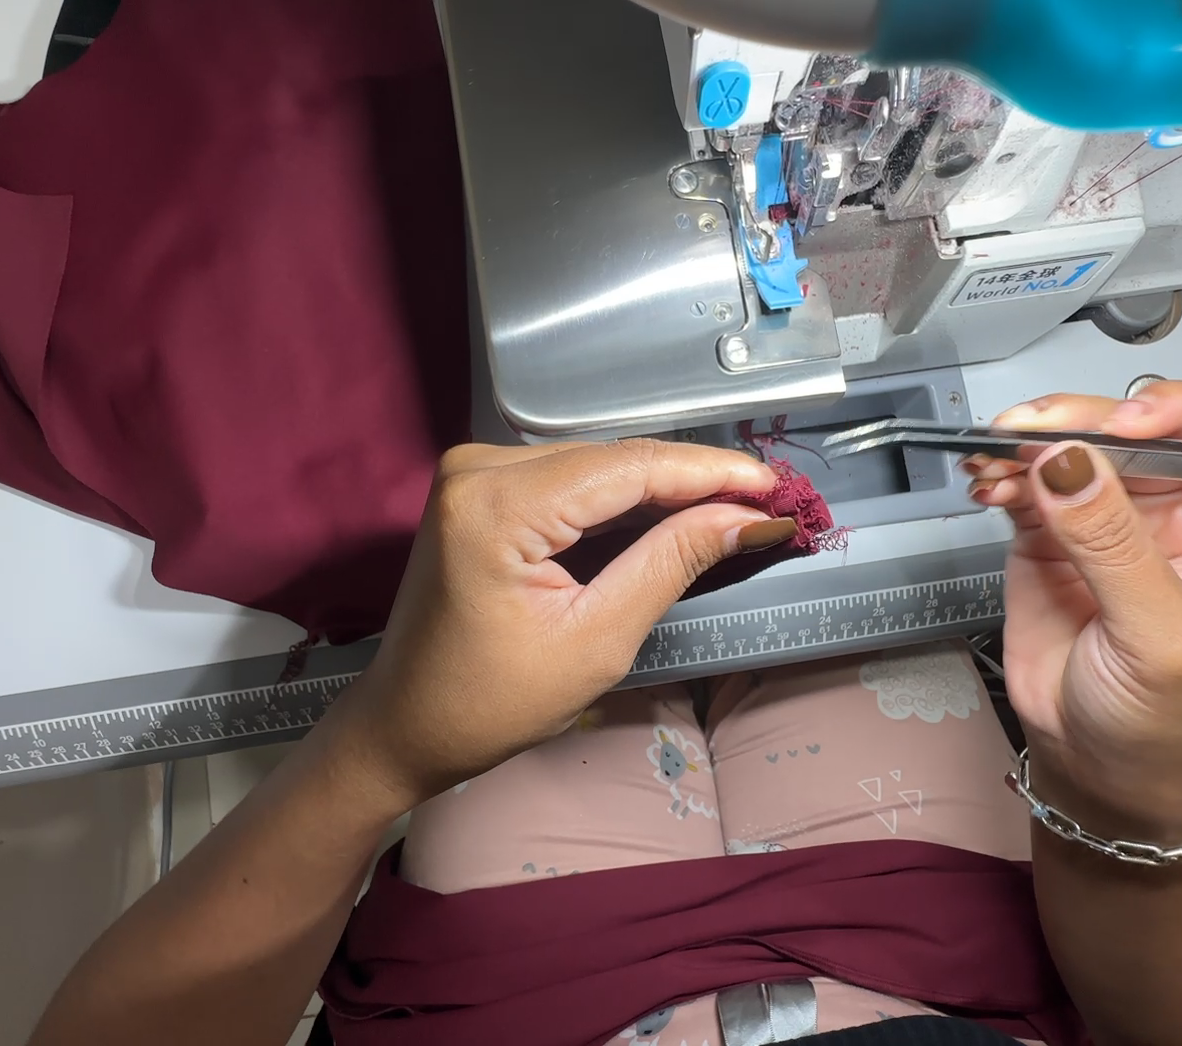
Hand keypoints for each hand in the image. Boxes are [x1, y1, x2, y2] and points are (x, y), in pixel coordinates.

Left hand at [330, 440, 792, 803]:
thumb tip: (745, 519)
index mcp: (497, 505)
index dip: (710, 473)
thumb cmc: (493, 703)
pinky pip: (570, 480)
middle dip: (692, 481)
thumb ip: (670, 564)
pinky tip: (670, 513)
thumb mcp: (596, 641)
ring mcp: (475, 471)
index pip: (628, 467)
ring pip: (596, 465)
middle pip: (613, 459)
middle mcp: (480, 467)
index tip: (774, 487)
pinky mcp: (481, 486)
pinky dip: (622, 499)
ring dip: (662, 488)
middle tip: (762, 505)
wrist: (407, 722)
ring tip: (731, 509)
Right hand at [966, 382, 1181, 826]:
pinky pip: (1027, 480)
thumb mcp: (1161, 638)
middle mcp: (1181, 508)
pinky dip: (1000, 474)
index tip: (1122, 424)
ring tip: (991, 462)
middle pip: (1136, 429)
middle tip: (1026, 431)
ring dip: (1027, 443)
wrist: (1089, 753)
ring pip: (1074, 446)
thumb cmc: (1160, 715)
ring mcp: (1109, 516)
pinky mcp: (1051, 530)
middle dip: (1079, 421)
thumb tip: (1067, 462)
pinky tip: (984, 486)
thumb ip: (1117, 548)